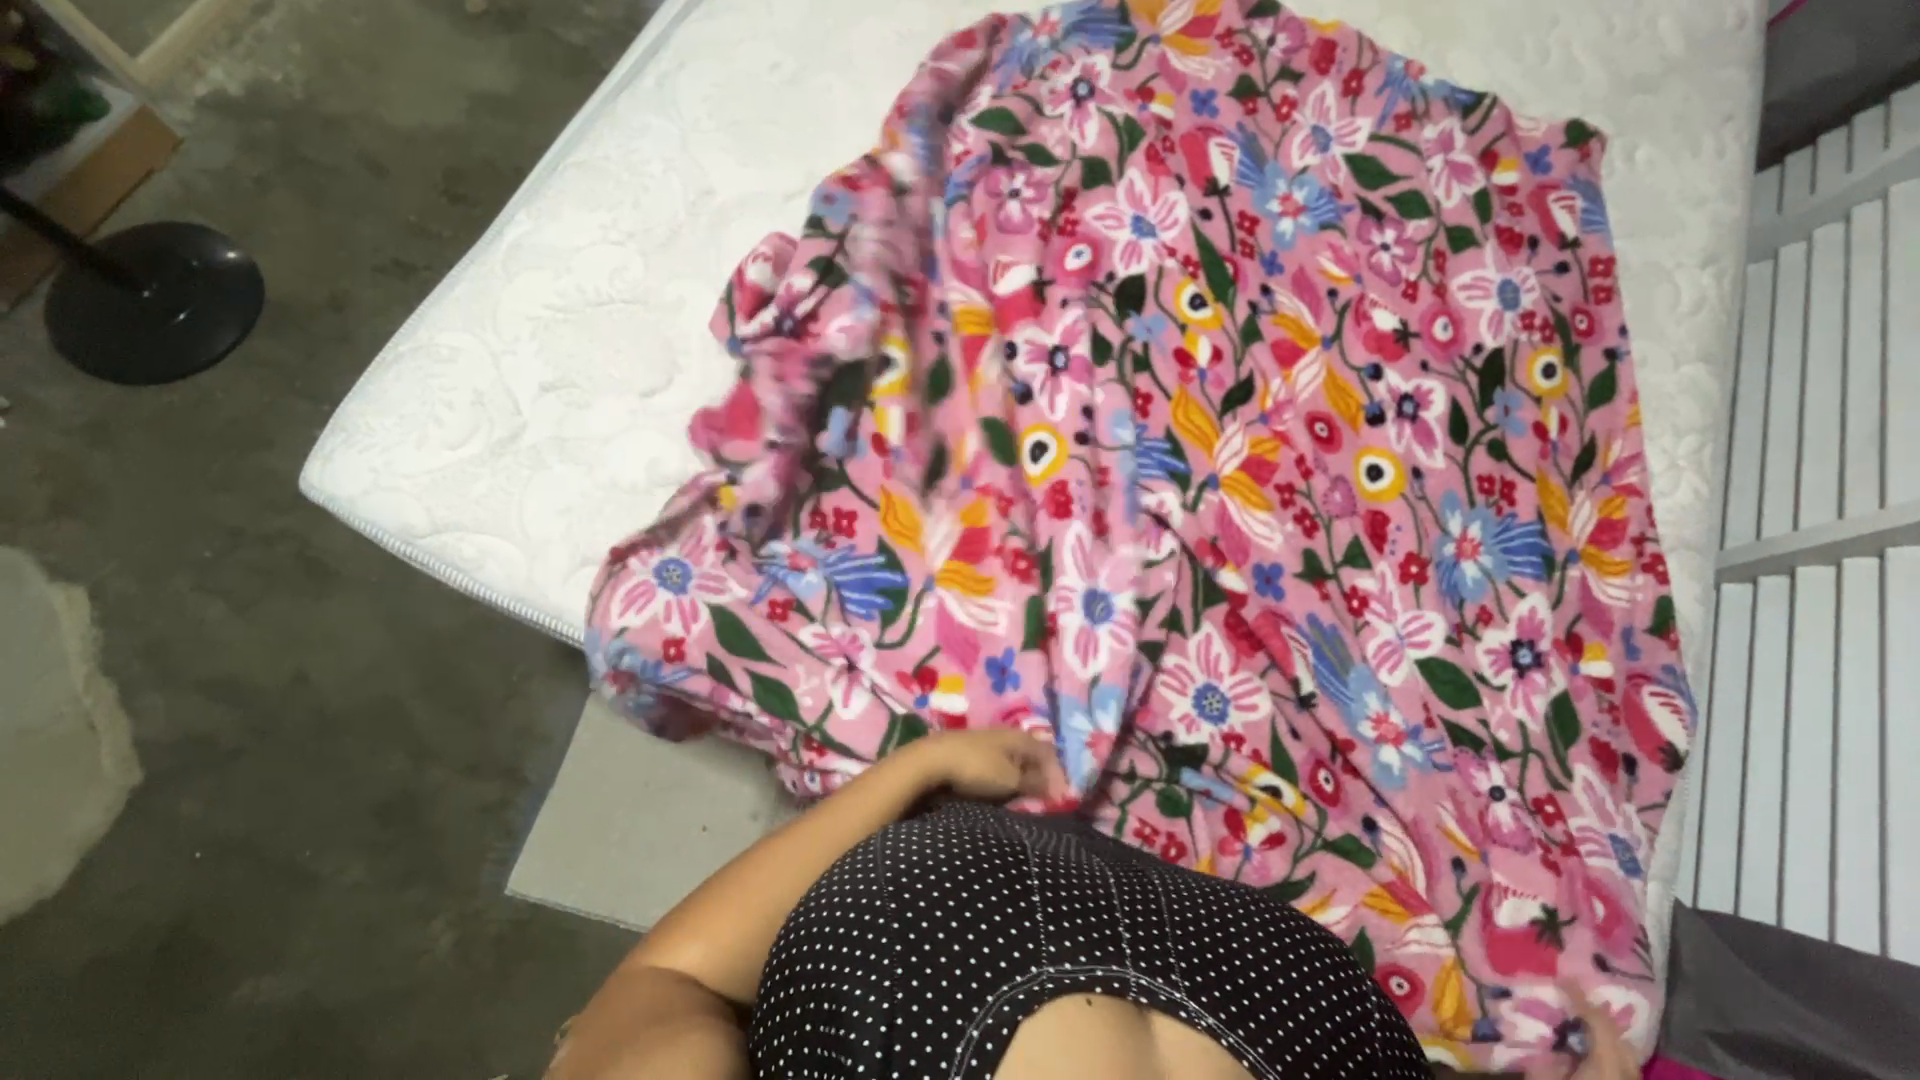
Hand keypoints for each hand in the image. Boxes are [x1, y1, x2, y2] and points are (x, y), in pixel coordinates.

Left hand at [894, 729, 1068, 802]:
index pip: (1049, 753)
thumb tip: (1056, 787)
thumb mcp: (1010, 779)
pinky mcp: (971, 750)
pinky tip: (1002, 786)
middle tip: (1046, 797)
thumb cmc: (977, 768)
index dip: (1058, 775)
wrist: (931, 760)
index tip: (1061, 798)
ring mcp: (987, 740)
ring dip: (1023, 775)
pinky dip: (1006, 775)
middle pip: (1032, 754)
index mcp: (1020, 737)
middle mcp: (1006, 734)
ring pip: (1014, 758)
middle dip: (1041, 775)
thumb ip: (1035, 782)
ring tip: (1026, 796)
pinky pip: (999, 762)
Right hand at [1527, 984, 1636, 1079]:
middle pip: (1619, 1039)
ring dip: (1604, 1039)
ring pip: (1626, 1057)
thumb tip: (1554, 1047)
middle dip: (1597, 1018)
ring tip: (1580, 1029)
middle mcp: (1627, 1076)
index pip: (1598, 1023)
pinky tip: (1589, 1058)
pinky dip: (1609, 1058)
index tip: (1561, 979)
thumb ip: (1548, 1061)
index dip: (1580, 998)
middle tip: (1571, 1003)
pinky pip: (1623, 1072)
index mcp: (1607, 1067)